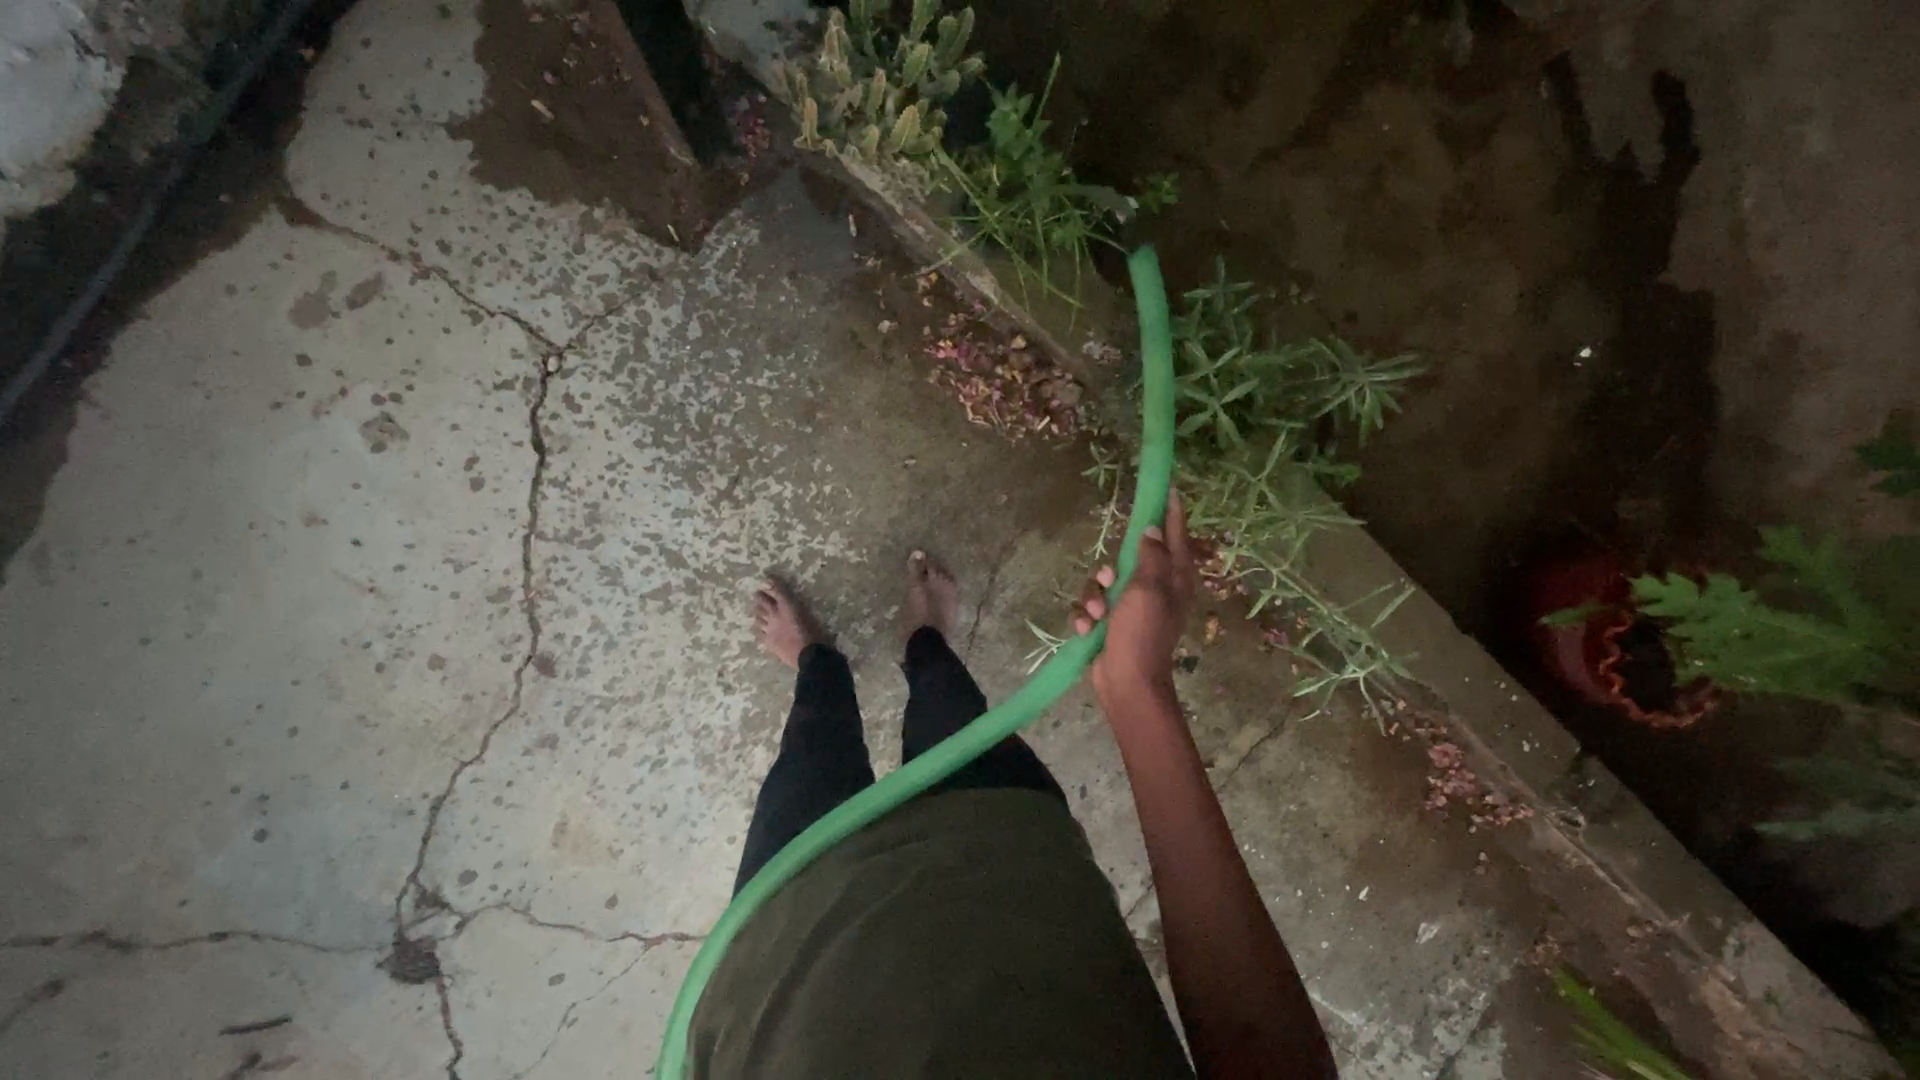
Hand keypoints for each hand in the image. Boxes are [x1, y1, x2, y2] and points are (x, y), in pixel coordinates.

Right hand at [1072, 491, 1194, 704]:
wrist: (1125, 682)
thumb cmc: (1142, 633)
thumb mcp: (1149, 588)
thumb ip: (1151, 556)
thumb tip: (1152, 529)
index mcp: (1174, 579)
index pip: (1175, 535)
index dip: (1171, 512)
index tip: (1169, 489)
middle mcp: (1154, 589)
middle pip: (1130, 557)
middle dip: (1112, 570)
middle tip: (1110, 581)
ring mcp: (1130, 608)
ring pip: (1103, 583)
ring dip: (1094, 597)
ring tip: (1097, 615)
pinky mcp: (1109, 624)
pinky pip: (1090, 606)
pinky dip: (1086, 617)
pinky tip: (1088, 630)